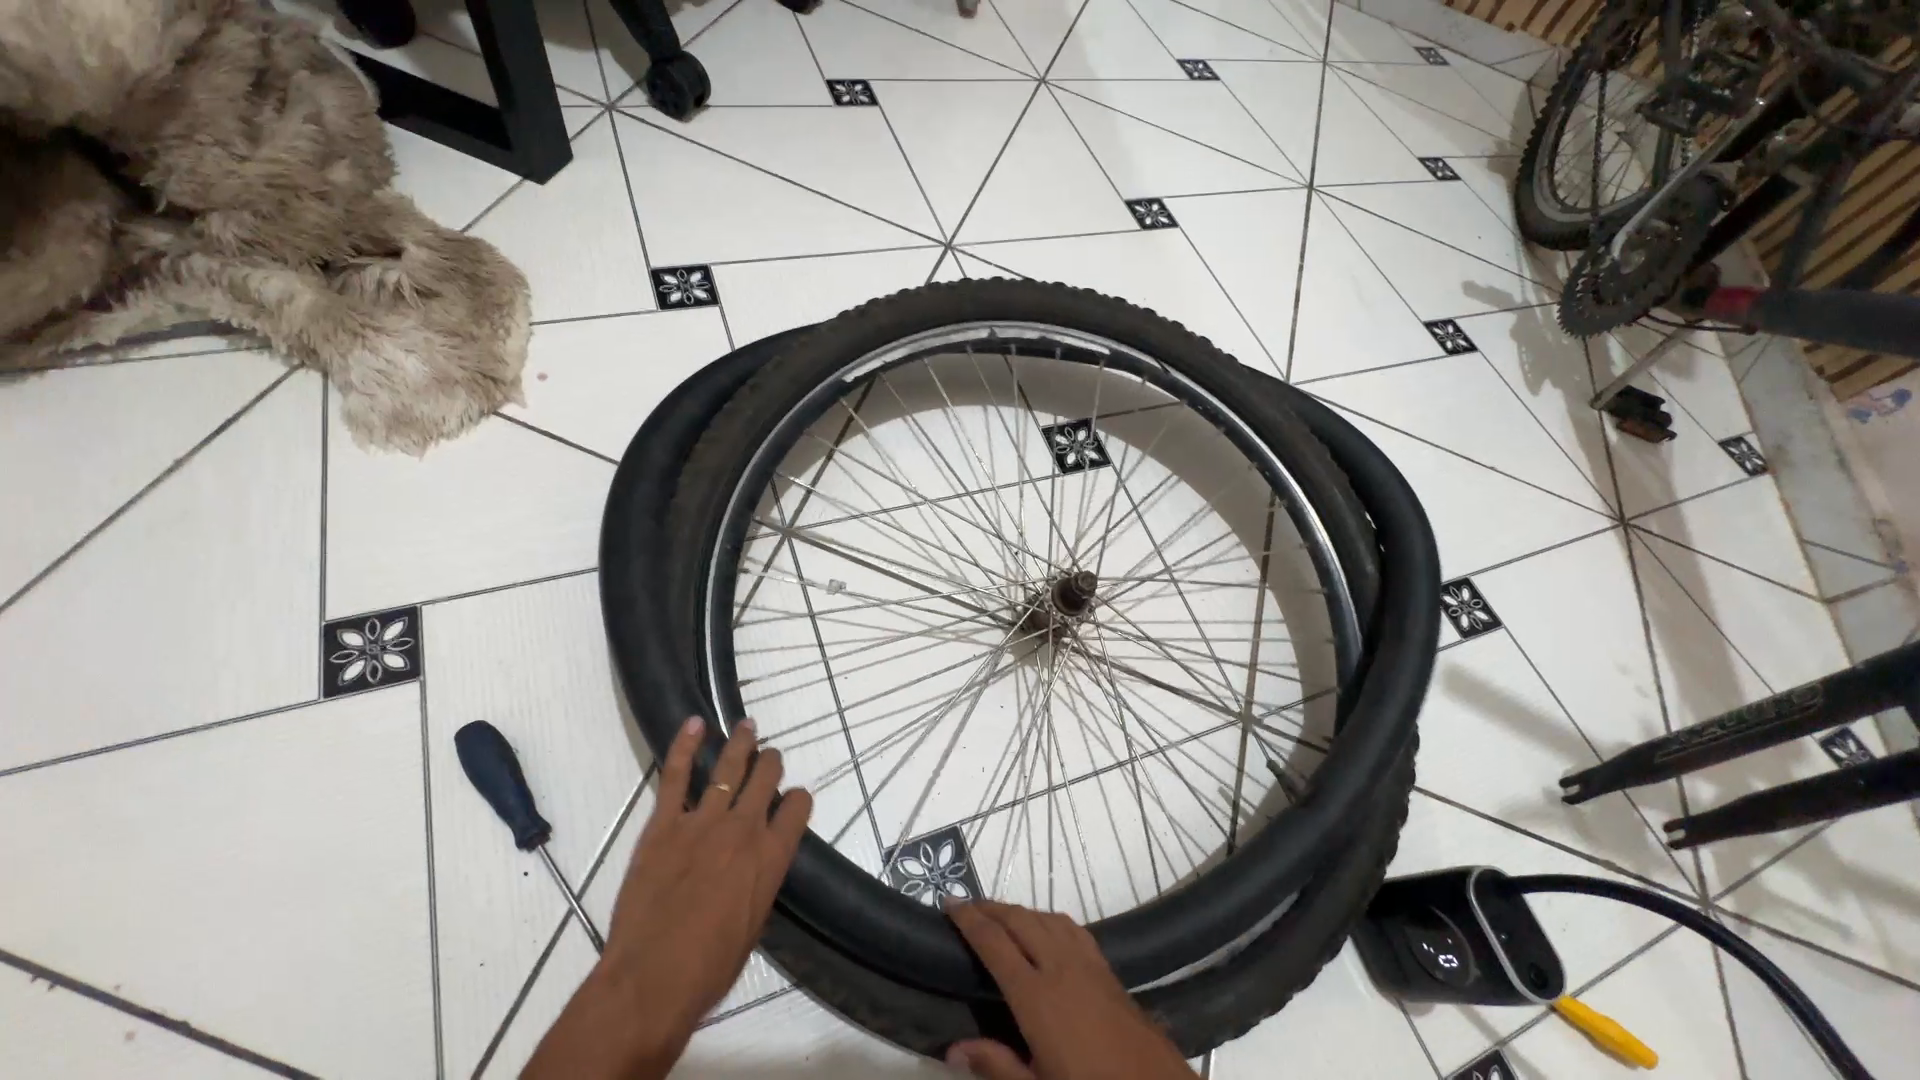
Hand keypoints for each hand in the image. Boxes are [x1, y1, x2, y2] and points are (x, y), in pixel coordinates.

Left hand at [523, 716, 811, 1079]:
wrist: (651, 979)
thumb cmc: (710, 967)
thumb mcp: (754, 924)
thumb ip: (760, 882)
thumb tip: (757, 865)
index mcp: (772, 858)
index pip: (799, 807)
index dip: (798, 798)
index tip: (792, 799)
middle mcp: (744, 830)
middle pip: (767, 777)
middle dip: (771, 762)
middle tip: (769, 757)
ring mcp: (702, 822)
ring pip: (729, 768)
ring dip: (742, 743)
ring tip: (747, 726)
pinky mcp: (663, 825)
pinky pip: (677, 776)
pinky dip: (686, 746)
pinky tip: (695, 724)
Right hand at [945, 901, 1197, 1079]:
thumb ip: (996, 1064)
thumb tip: (953, 1048)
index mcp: (1036, 996)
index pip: (994, 944)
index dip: (969, 920)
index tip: (949, 903)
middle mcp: (1060, 967)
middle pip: (1020, 920)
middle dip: (991, 908)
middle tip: (967, 906)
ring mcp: (1087, 964)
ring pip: (1047, 919)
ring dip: (1020, 911)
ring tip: (1000, 916)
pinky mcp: (1107, 969)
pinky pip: (1072, 929)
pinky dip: (1048, 920)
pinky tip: (1046, 930)